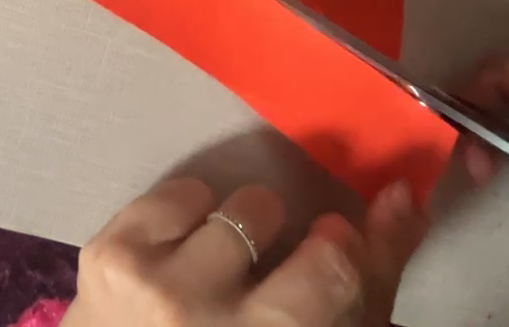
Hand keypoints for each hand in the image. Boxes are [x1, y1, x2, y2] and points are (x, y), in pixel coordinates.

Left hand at [61, 177, 426, 326]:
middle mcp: (201, 318)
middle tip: (262, 269)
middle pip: (267, 220)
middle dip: (280, 232)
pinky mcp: (107, 254)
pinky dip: (189, 216)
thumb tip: (401, 195)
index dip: (338, 248)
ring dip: (234, 224)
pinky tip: (183, 256)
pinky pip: (176, 193)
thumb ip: (370, 278)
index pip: (330, 270)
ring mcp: (148, 284)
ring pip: (226, 202)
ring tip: (219, 266)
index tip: (331, 244)